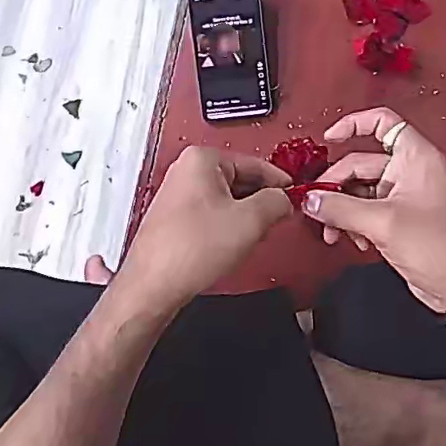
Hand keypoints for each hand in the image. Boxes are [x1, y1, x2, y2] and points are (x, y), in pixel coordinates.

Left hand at [116, 146, 291, 310]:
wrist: (153, 286)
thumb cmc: (188, 251)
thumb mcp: (251, 220)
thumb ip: (276, 202)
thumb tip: (284, 199)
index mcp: (202, 159)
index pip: (254, 164)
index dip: (279, 182)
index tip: (292, 194)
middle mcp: (186, 171)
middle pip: (240, 180)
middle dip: (260, 201)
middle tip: (275, 219)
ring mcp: (178, 194)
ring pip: (227, 199)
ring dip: (245, 217)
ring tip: (251, 236)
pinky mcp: (175, 218)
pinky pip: (212, 214)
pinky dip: (227, 227)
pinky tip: (231, 246)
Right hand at [302, 108, 445, 312]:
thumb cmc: (436, 247)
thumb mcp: (382, 223)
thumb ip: (341, 208)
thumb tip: (310, 200)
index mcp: (415, 157)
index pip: (382, 122)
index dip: (353, 124)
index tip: (328, 140)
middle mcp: (410, 170)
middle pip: (361, 162)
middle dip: (337, 184)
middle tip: (317, 206)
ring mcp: (405, 194)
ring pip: (361, 189)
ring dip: (342, 208)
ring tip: (332, 232)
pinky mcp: (400, 217)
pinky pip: (368, 209)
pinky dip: (354, 221)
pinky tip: (352, 240)